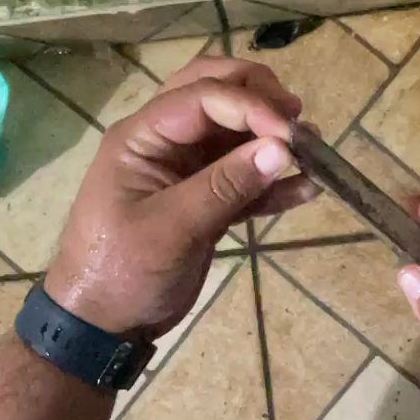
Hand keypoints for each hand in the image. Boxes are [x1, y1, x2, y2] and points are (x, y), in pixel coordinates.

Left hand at [43, 58, 317, 335]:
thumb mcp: (171, 228)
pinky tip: (307, 190)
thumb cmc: (121, 271)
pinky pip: (244, 183)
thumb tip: (281, 148)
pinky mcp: (206, 204)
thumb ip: (225, 187)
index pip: (201, 97)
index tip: (289, 134)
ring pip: (234, 137)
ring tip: (314, 152)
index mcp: (142, 137)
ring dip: (272, 139)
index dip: (249, 106)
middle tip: (298, 120)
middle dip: (259, 99)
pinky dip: (273, 184)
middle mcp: (164, 144)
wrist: (104, 324)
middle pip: (215, 95)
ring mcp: (186, 173)